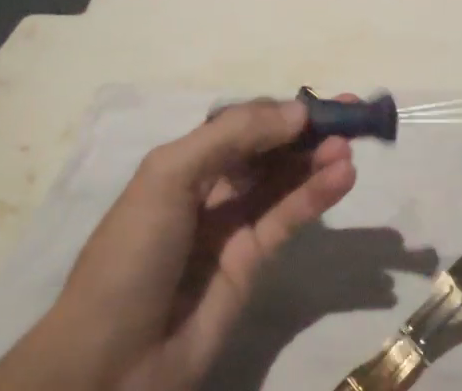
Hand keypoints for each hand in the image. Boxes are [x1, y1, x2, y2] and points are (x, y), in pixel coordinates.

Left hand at [0, 98, 357, 390]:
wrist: (110, 359)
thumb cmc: (131, 253)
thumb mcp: (168, 177)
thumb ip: (231, 137)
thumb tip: (296, 113)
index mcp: (182, 162)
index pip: (240, 124)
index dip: (278, 112)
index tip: (318, 104)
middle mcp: (209, 188)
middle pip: (266, 151)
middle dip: (305, 132)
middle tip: (351, 116)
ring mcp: (231, 228)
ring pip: (282, 183)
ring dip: (315, 161)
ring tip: (349, 147)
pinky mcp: (251, 265)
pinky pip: (287, 220)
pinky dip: (315, 197)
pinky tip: (341, 177)